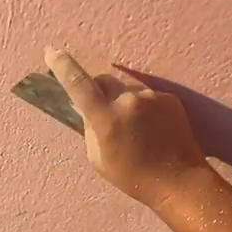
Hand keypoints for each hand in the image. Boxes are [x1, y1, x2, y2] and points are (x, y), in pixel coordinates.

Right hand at [44, 47, 211, 207]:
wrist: (181, 180)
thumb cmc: (134, 177)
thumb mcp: (99, 159)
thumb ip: (89, 129)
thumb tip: (85, 108)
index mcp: (107, 119)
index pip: (78, 84)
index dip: (62, 66)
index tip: (51, 51)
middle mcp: (128, 101)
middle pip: (103, 79)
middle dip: (97, 88)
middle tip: (100, 108)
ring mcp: (151, 97)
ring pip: (126, 87)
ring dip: (121, 98)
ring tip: (131, 125)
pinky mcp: (169, 98)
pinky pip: (146, 95)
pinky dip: (141, 106)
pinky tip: (149, 127)